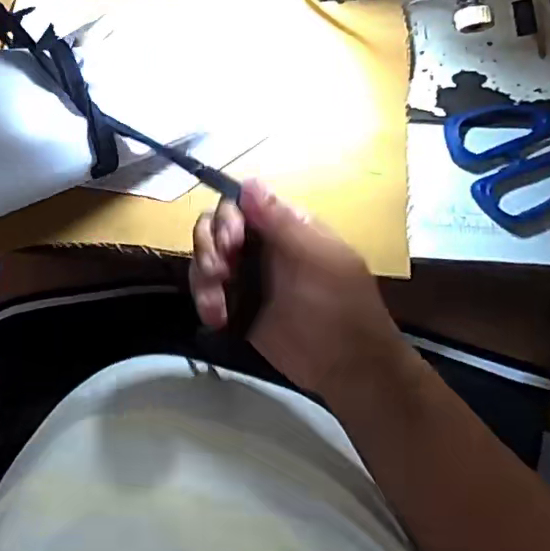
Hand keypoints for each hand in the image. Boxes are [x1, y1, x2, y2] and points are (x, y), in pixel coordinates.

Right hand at [189, 180, 404, 393]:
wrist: (348, 368)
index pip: (239, 204)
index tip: (232, 243)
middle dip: (209, 246)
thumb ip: (281, 222)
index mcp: (283, 226)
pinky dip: (203, 299)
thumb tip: (248, 182)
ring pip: (203, 257)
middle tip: (220, 272)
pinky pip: (203, 288)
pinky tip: (217, 318)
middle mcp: (259, 244)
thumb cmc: (341, 307)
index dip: (227, 219)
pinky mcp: (233, 303)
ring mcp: (244, 274)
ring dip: (202, 276)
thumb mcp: (318, 259)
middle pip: (213, 226)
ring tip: (216, 304)